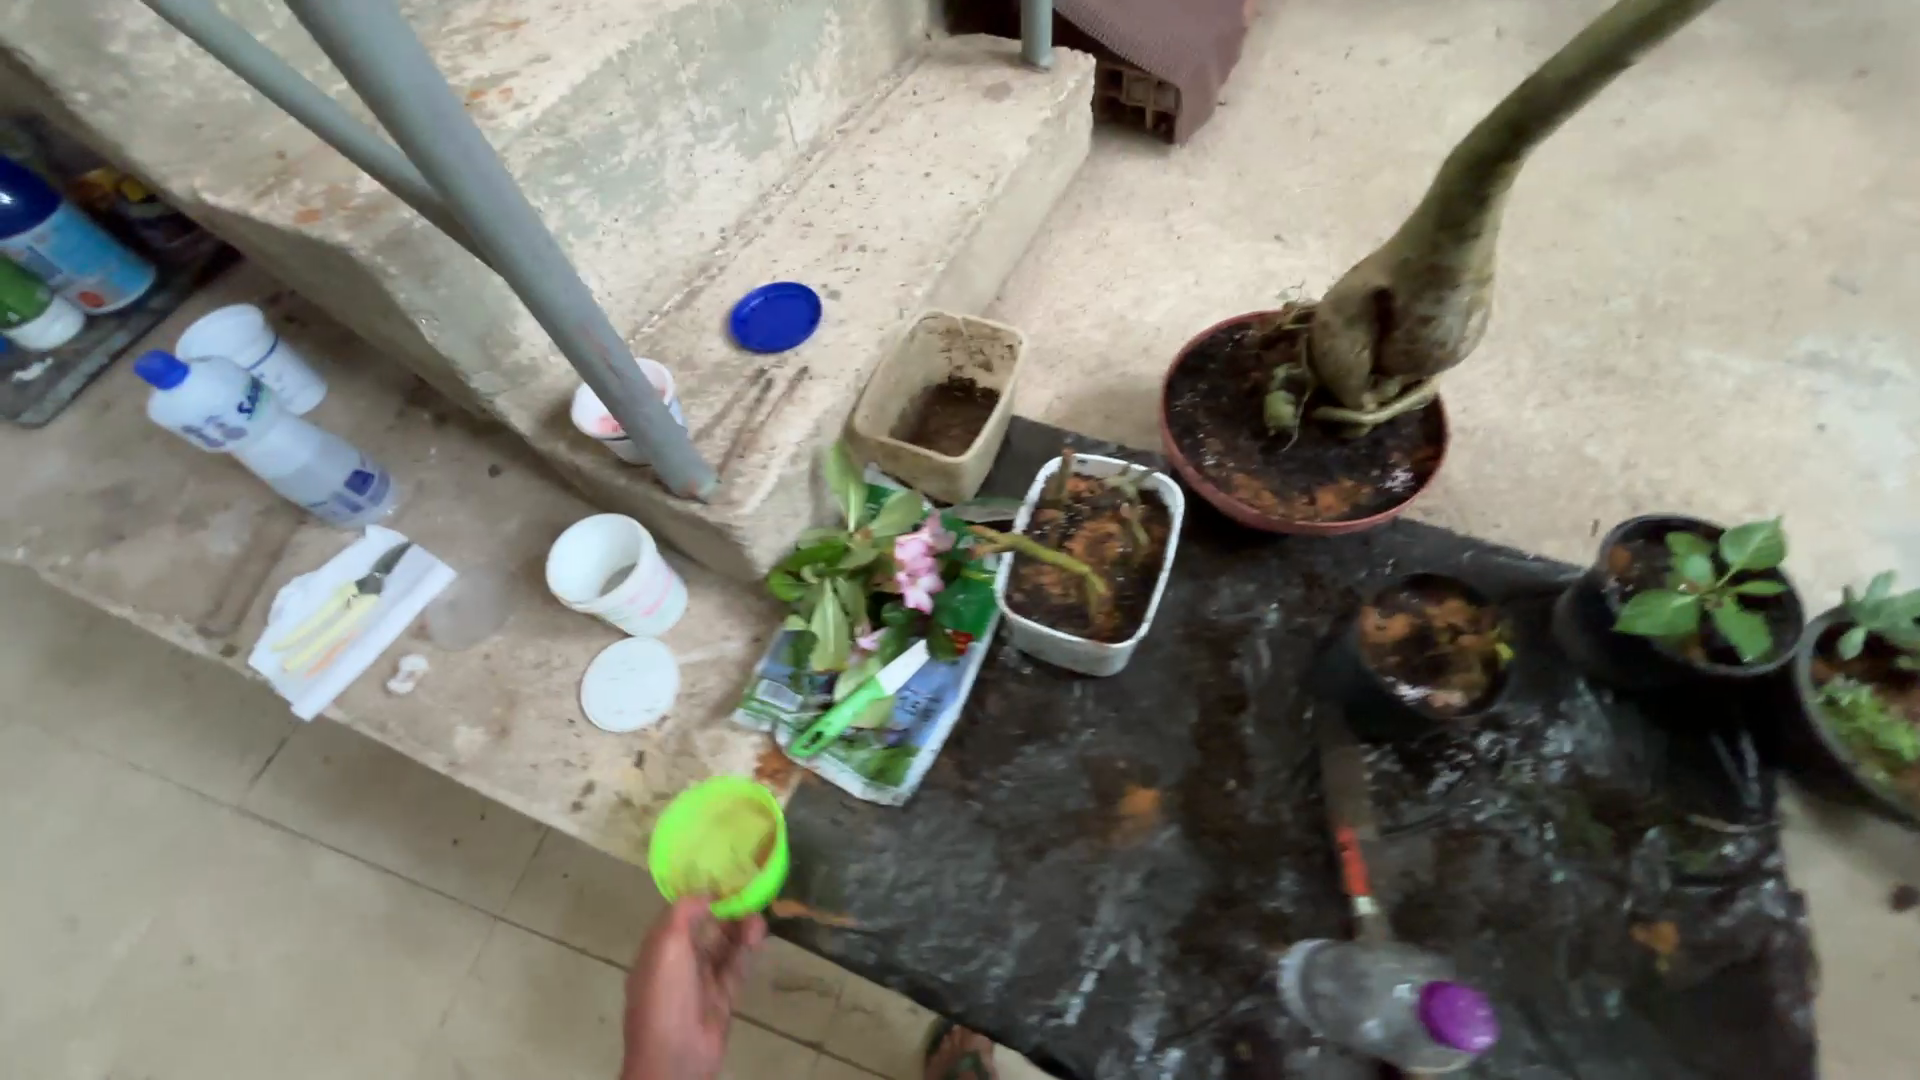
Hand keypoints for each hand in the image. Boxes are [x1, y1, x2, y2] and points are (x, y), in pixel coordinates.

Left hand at [621, 899, 766, 1079]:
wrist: (675, 1058)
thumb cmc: (664, 997)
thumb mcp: (666, 945)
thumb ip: (684, 913)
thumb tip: (706, 894)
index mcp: (658, 951)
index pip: (680, 916)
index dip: (701, 897)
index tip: (726, 878)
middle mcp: (678, 964)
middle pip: (705, 929)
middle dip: (726, 912)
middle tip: (749, 897)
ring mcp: (700, 981)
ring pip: (723, 946)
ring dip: (740, 929)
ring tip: (757, 920)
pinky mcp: (722, 997)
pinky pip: (736, 966)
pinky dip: (746, 949)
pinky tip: (757, 936)